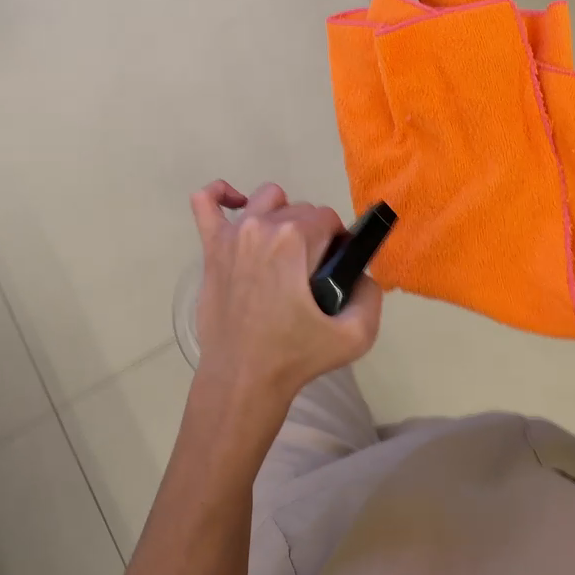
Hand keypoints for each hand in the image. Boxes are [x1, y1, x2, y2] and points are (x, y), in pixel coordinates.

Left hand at [188, 181, 383, 408]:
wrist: (242, 379)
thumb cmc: (295, 356)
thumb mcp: (354, 335)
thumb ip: (371, 295)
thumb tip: (363, 273)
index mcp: (294, 239)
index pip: (327, 218)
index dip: (338, 241)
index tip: (334, 270)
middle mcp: (260, 226)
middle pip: (299, 209)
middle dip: (313, 234)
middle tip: (310, 273)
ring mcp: (231, 235)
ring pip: (265, 199)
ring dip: (280, 215)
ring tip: (284, 249)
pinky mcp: (210, 248)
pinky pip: (204, 202)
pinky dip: (220, 195)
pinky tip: (236, 207)